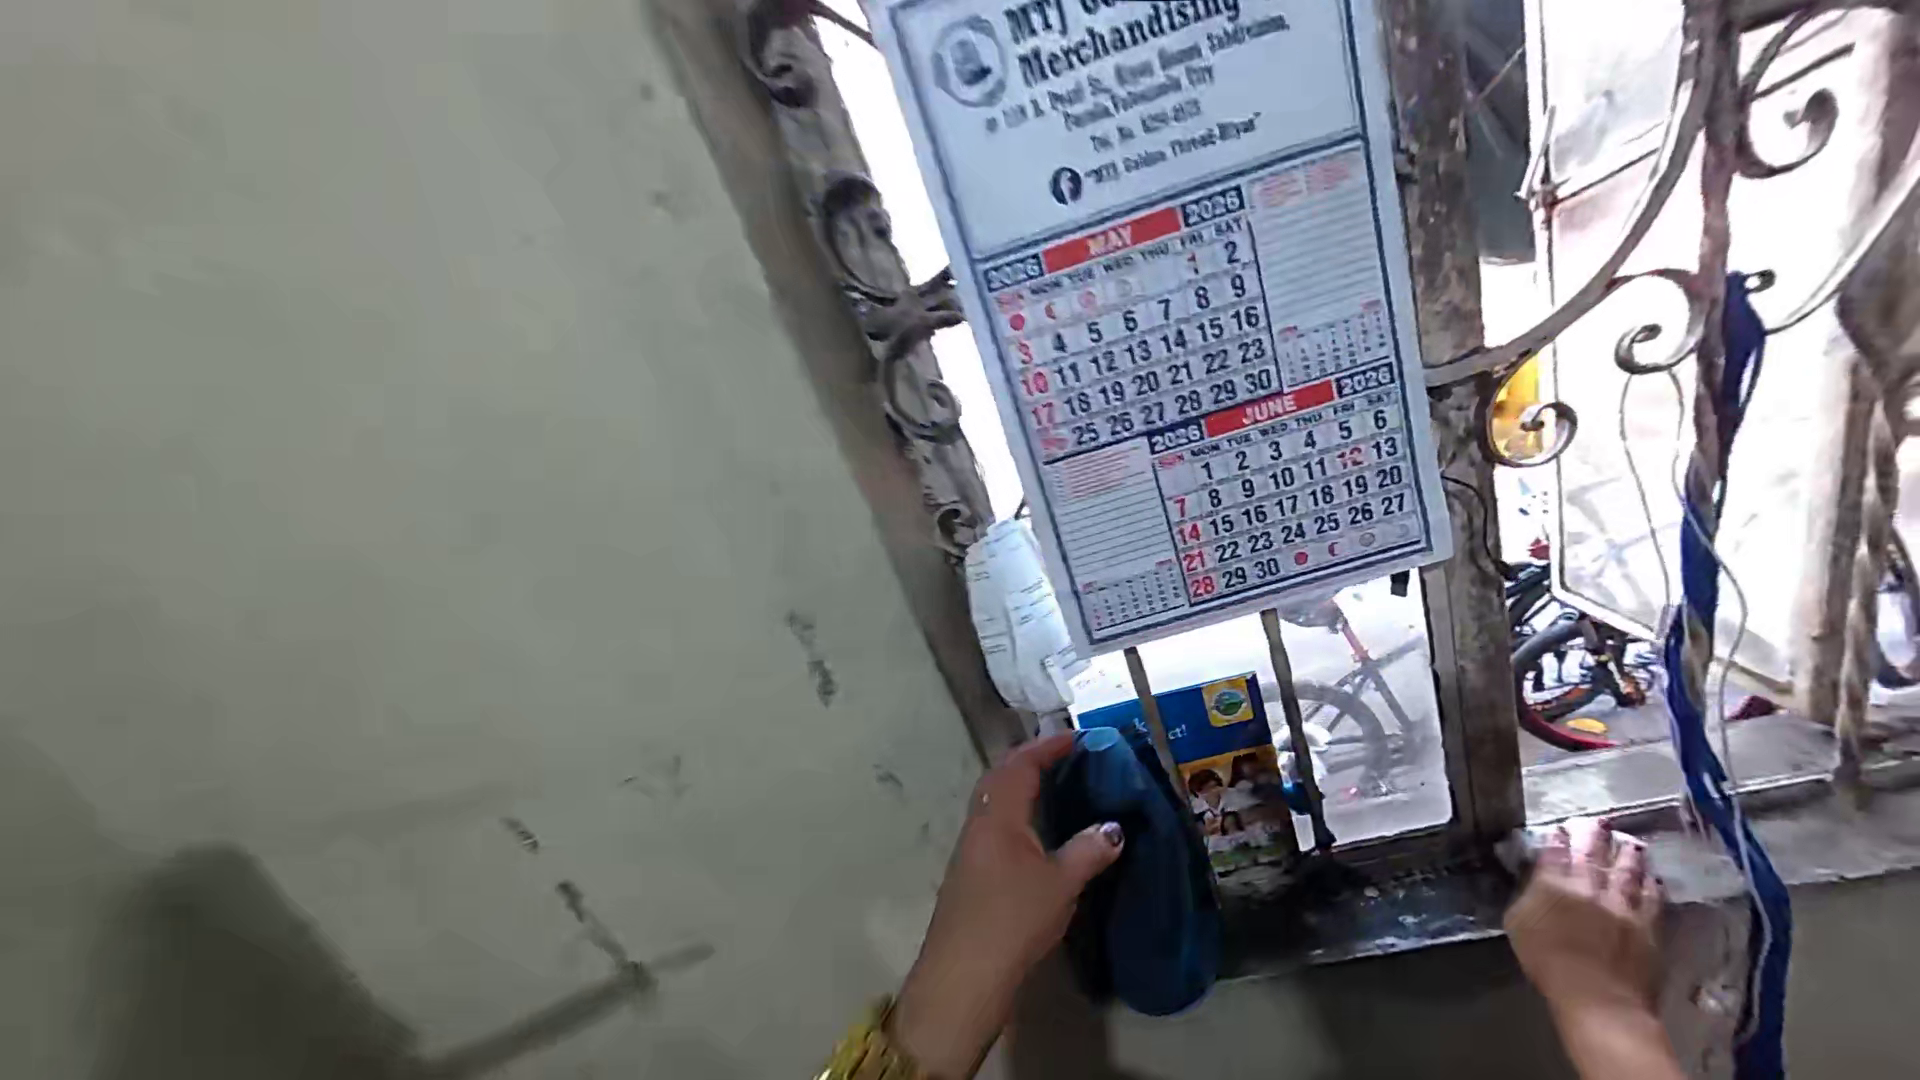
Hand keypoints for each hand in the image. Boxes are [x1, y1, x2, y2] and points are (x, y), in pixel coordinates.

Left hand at [891, 733, 1124, 1078]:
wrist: (963, 973)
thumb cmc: (1013, 919)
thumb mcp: (1060, 884)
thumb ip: (1089, 850)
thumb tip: (1114, 827)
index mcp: (999, 813)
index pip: (1022, 764)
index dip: (1047, 746)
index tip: (1075, 737)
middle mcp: (980, 818)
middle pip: (1002, 773)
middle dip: (1031, 758)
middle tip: (1064, 754)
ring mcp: (970, 842)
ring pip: (994, 795)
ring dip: (1020, 781)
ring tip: (1052, 781)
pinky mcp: (969, 864)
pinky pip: (993, 816)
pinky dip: (1014, 805)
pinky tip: (1032, 825)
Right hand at [1505, 819, 1663, 1018]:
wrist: (1597, 998)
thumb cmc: (1545, 959)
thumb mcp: (1518, 920)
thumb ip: (1528, 894)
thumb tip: (1535, 878)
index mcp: (1552, 884)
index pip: (1554, 853)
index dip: (1557, 838)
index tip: (1560, 827)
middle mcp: (1589, 889)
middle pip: (1592, 856)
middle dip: (1595, 836)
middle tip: (1600, 820)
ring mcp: (1622, 908)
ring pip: (1626, 873)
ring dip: (1629, 856)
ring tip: (1632, 842)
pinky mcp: (1648, 929)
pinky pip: (1651, 901)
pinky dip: (1651, 886)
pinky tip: (1653, 879)